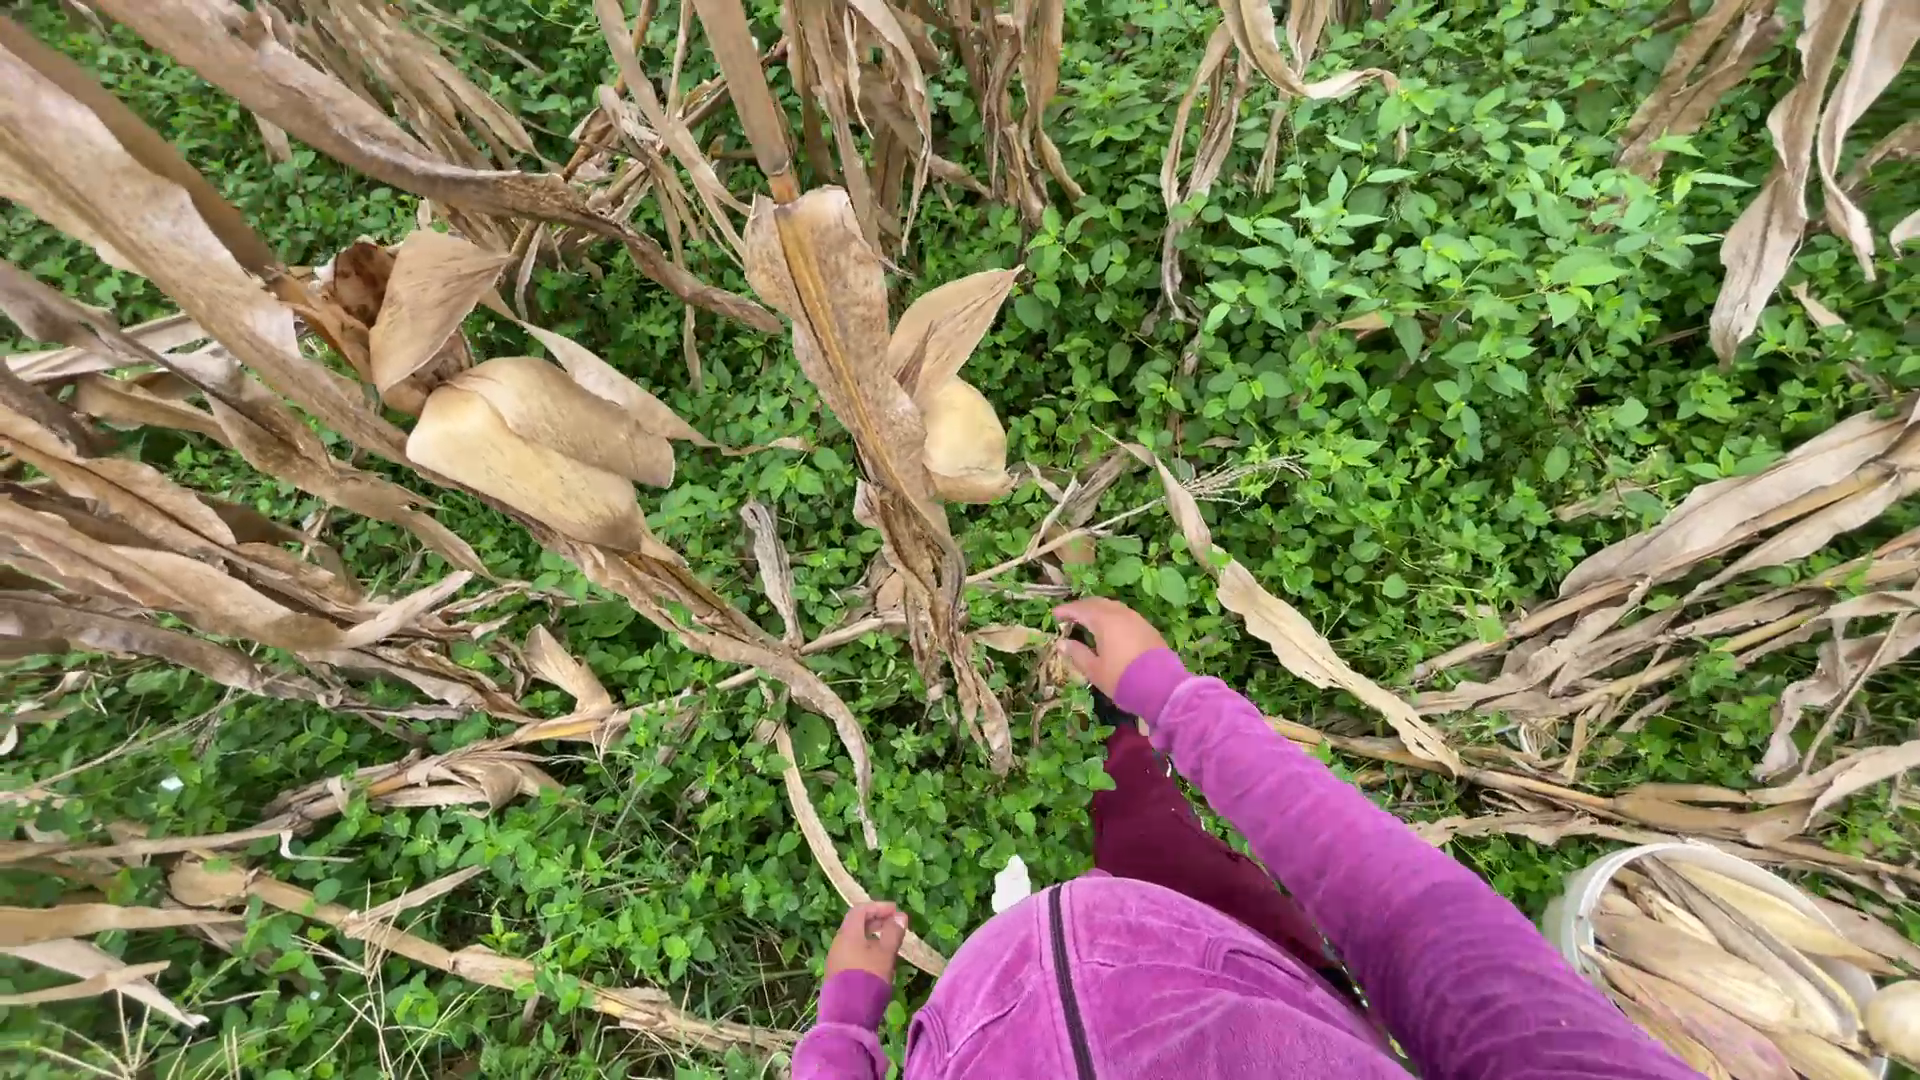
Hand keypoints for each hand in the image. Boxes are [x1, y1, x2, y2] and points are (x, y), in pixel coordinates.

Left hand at [826, 901, 908, 981]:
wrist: (847, 1017)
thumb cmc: (868, 978)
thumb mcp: (885, 954)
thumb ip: (893, 933)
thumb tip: (900, 916)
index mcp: (848, 933)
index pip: (860, 910)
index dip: (879, 907)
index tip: (895, 911)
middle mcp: (838, 943)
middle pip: (856, 924)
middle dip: (876, 921)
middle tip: (893, 924)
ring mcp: (835, 961)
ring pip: (854, 940)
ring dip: (871, 937)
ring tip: (888, 944)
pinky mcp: (836, 976)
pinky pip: (851, 954)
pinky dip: (865, 950)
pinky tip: (877, 962)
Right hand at [1053, 597, 1168, 697]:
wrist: (1164, 688)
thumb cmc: (1123, 680)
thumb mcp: (1095, 670)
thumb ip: (1077, 654)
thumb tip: (1063, 643)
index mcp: (1104, 621)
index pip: (1080, 609)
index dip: (1066, 610)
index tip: (1054, 615)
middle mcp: (1120, 614)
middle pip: (1097, 603)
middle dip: (1081, 607)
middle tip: (1069, 615)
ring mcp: (1136, 619)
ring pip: (1112, 606)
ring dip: (1097, 609)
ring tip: (1087, 619)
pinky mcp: (1147, 628)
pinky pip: (1124, 614)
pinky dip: (1111, 615)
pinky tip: (1109, 627)